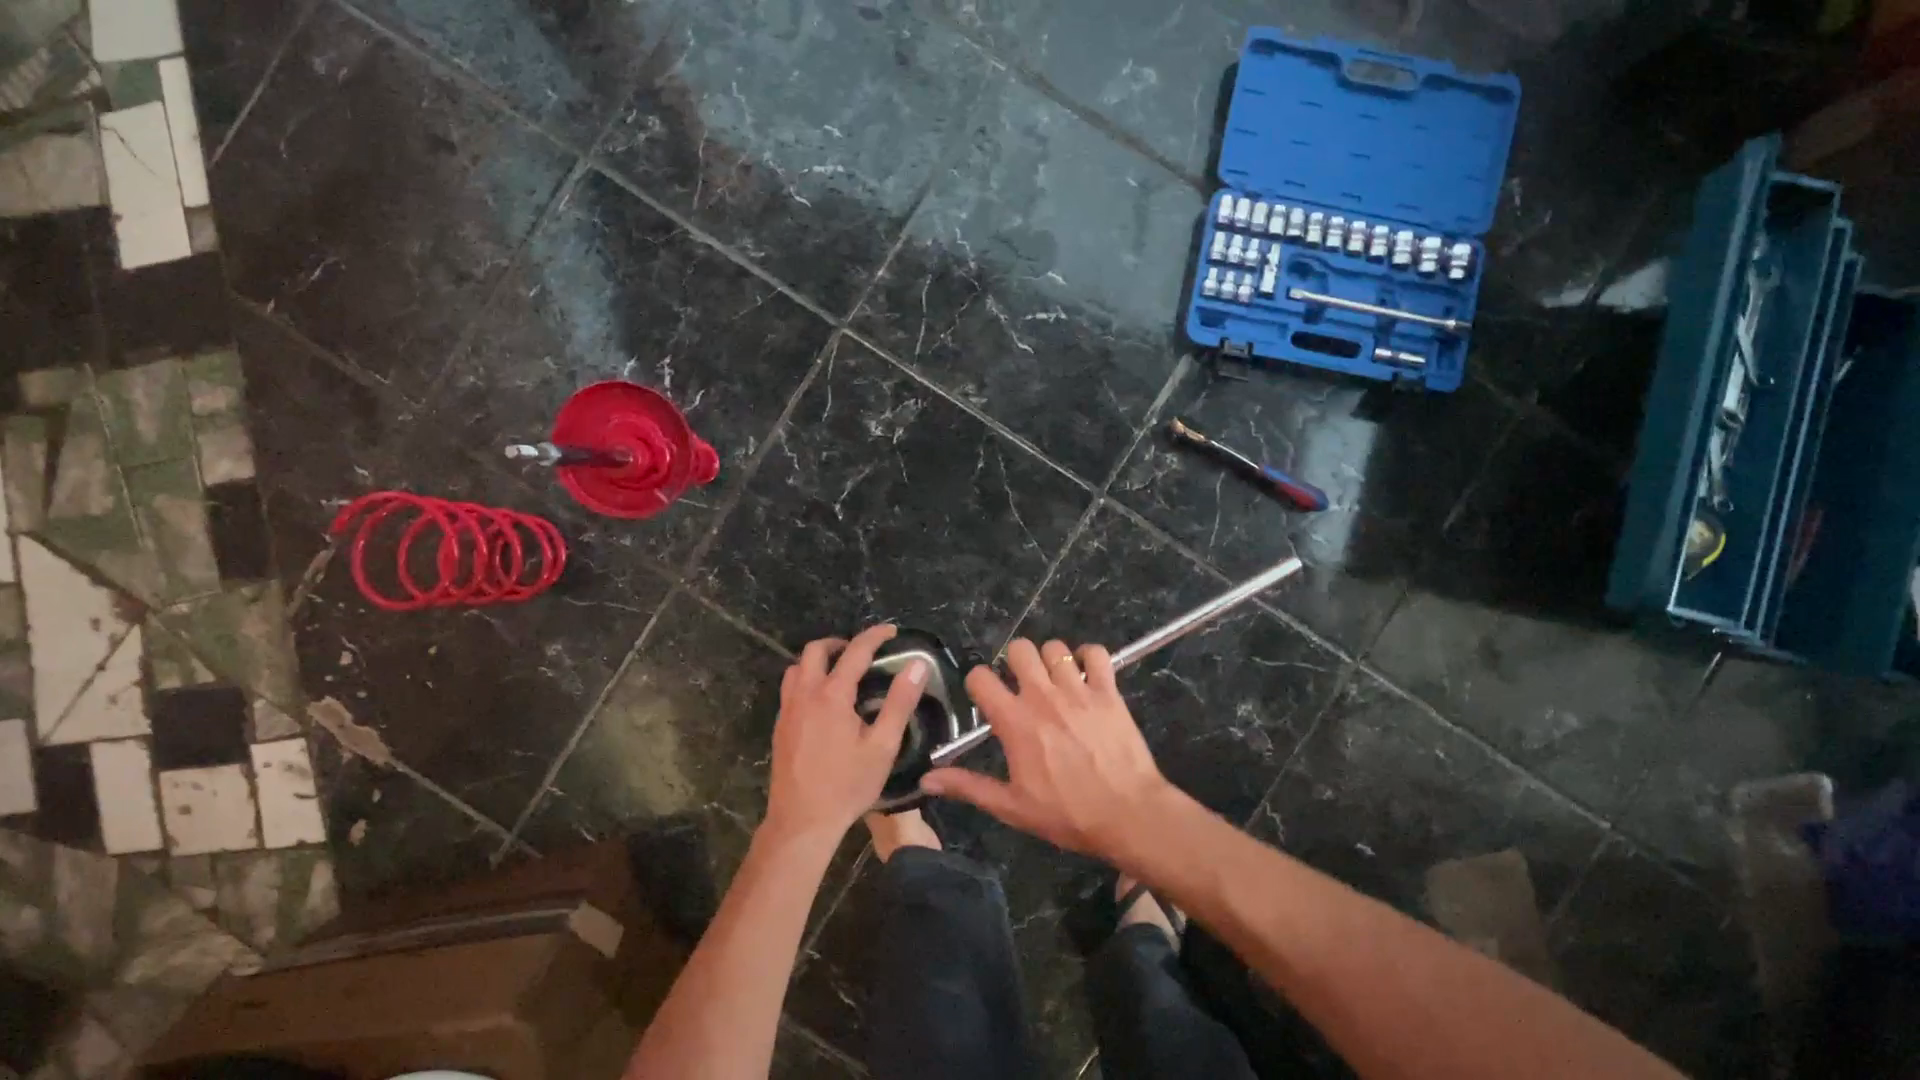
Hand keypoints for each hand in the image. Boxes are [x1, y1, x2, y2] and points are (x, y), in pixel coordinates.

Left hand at [765, 625, 927, 841]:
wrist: (802, 821)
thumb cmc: (847, 785)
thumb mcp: (882, 746)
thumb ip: (899, 703)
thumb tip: (916, 666)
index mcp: (832, 695)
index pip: (855, 652)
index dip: (875, 636)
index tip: (891, 631)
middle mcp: (804, 694)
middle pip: (815, 650)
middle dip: (839, 643)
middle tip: (862, 652)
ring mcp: (787, 710)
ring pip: (796, 668)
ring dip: (818, 660)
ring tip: (841, 673)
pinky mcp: (779, 727)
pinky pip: (790, 689)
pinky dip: (807, 680)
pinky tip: (823, 703)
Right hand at [920, 638, 1172, 857]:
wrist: (1129, 814)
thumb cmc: (1068, 813)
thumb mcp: (1012, 807)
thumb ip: (968, 787)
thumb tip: (927, 779)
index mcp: (1015, 722)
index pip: (981, 677)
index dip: (978, 684)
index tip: (986, 699)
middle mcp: (1043, 696)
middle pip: (1019, 649)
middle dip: (1014, 661)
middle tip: (1021, 684)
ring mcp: (1079, 690)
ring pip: (1055, 648)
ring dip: (1050, 660)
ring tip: (1053, 681)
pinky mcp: (1109, 691)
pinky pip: (1096, 653)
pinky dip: (1089, 657)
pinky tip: (1086, 675)